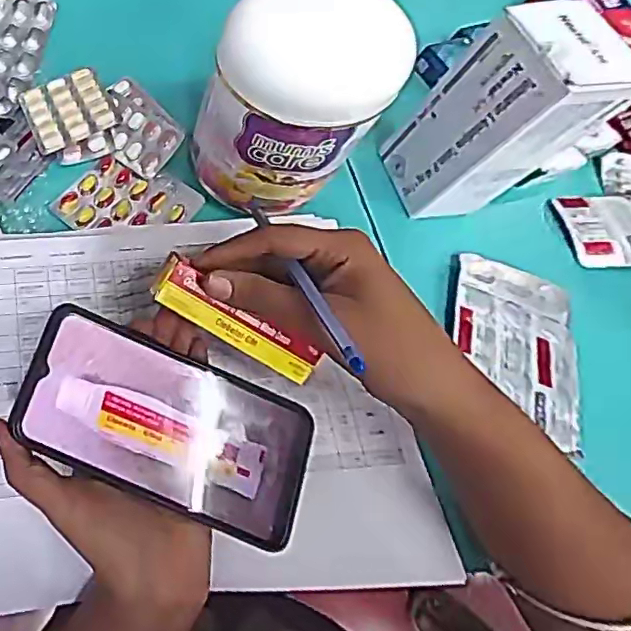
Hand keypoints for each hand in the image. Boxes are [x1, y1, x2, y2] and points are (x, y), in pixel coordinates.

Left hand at [0, 321, 209, 618]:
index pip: (110, 381)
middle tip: (157, 321)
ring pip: (174, 385)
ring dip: (178, 352)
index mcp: (105, 435)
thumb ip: (24, 467)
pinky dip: (204, 377)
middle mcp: (136, 432)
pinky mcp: (197, 452)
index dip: (117, 351)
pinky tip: (202, 353)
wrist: (152, 584)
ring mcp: (170, 441)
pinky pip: (202, 409)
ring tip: (180, 327)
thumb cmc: (103, 544)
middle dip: (152, 344)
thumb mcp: (56, 499)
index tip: (120, 327)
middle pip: (146, 376)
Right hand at [190, 225, 485, 415]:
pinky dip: (264, 301)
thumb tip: (214, 282)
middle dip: (234, 268)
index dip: (231, 252)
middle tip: (194, 282)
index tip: (196, 266)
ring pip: (279, 274)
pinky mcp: (333, 298)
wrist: (437, 391)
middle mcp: (336, 253)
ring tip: (208, 297)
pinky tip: (241, 310)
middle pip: (274, 254)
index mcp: (342, 245)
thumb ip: (265, 299)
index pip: (274, 240)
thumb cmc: (391, 350)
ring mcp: (335, 276)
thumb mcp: (322, 322)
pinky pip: (290, 293)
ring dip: (246, 286)